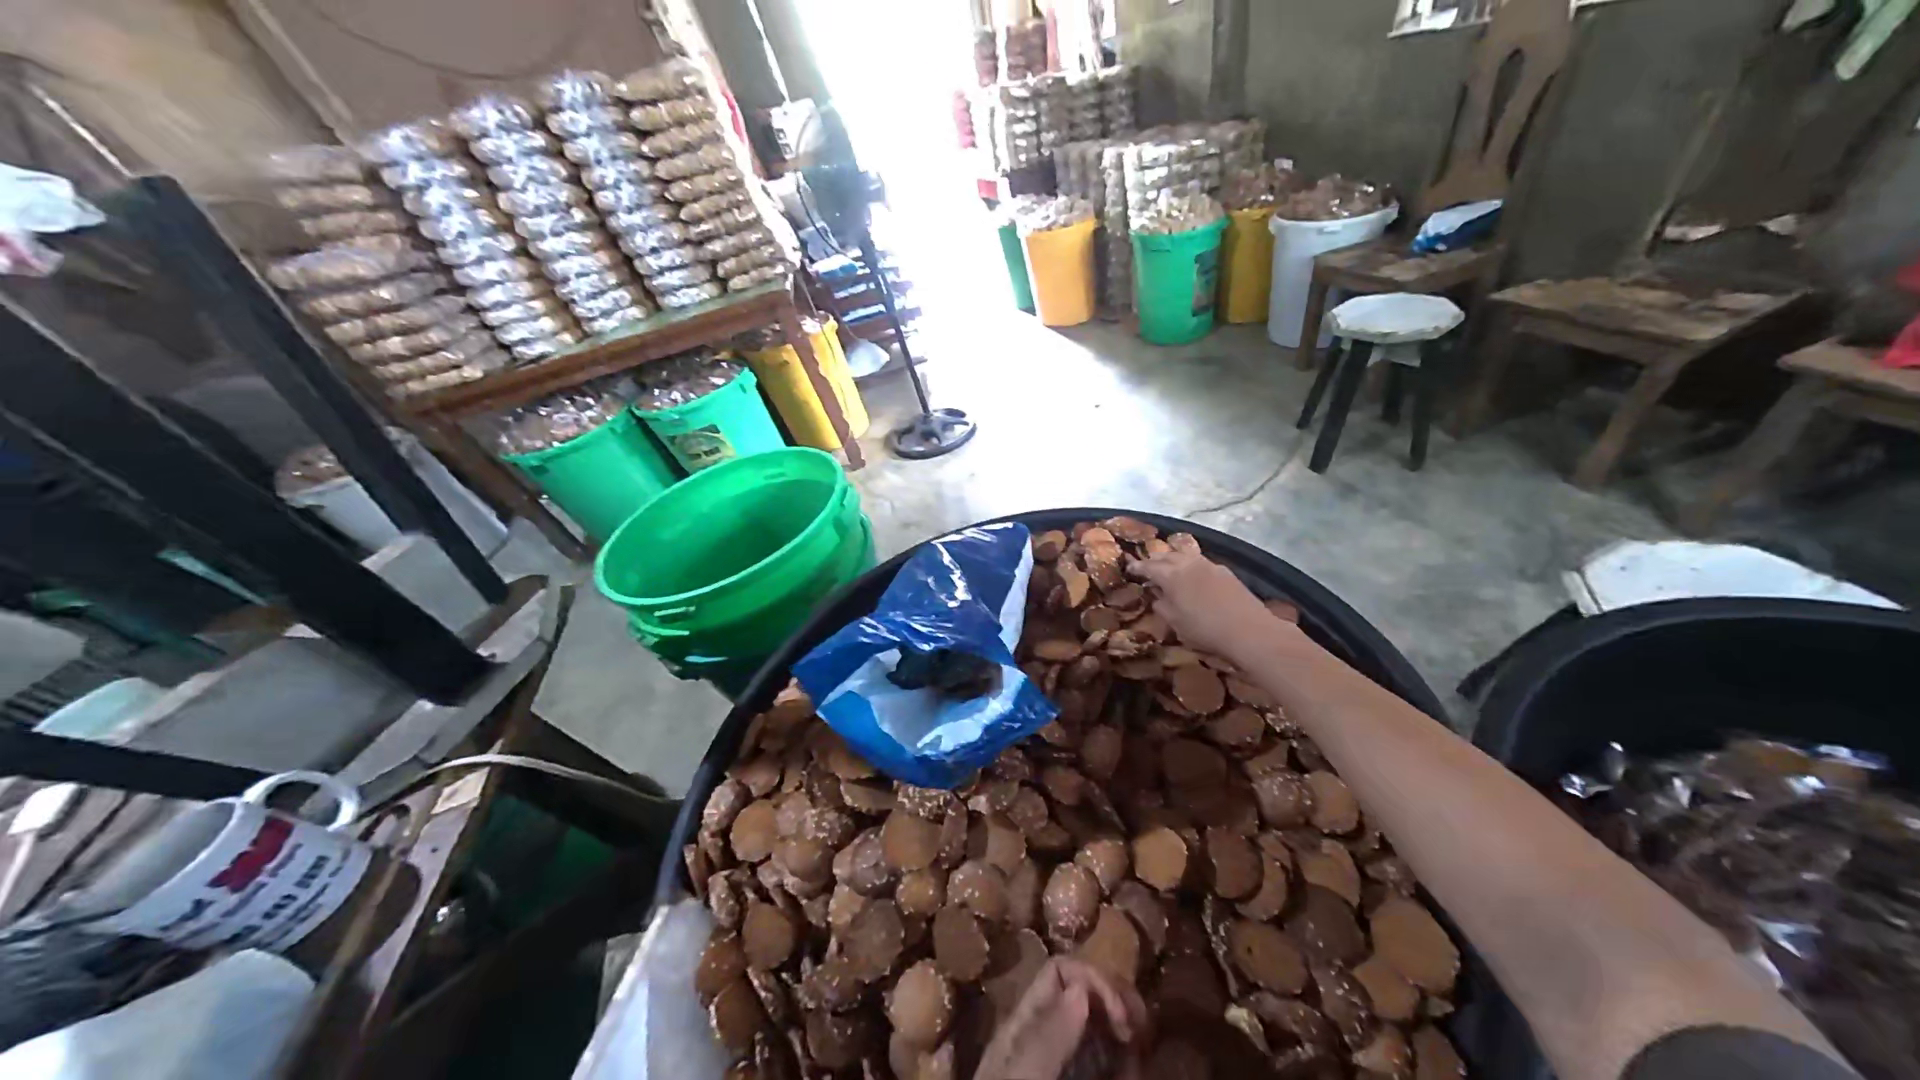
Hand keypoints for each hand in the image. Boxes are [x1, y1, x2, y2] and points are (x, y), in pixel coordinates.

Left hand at [973, 959, 1148, 1079]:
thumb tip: (1082, 989)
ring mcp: (1074, 1067)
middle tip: (1136, 1031)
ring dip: (1129, 1033)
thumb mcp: (1021, 1078)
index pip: (1061, 974)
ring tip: (1137, 1054)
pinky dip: (1130, 1065)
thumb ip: (1047, 1037)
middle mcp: (1053, 1039)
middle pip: (1090, 994)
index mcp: (1028, 1026)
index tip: (1120, 1017)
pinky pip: (1117, 1066)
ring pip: (1108, 1029)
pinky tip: (1134, 1073)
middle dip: (1120, 1002)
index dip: (1094, 979)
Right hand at [1131, 550, 1301, 662]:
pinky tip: (1193, 578)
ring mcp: (1209, 565)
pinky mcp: (1226, 572)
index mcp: (1171, 575)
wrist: (1249, 631)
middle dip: (1155, 561)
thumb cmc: (1205, 630)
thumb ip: (1162, 606)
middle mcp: (1188, 563)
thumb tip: (1157, 596)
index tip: (1129, 569)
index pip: (1148, 566)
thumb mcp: (1175, 623)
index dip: (1137, 567)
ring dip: (1174, 561)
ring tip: (1169, 570)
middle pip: (1167, 556)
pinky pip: (1200, 564)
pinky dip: (1190, 567)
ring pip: (1185, 557)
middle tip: (1147, 568)